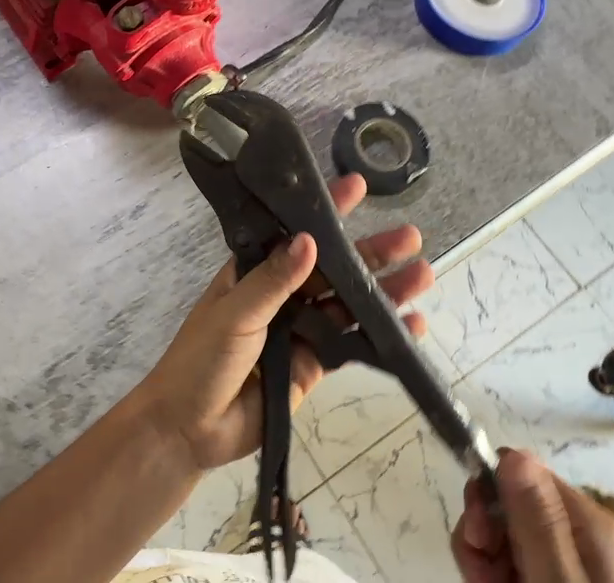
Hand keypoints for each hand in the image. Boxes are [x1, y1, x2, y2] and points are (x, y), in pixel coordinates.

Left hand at [135, 173, 435, 469]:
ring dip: (384, 292)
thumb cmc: (202, 358)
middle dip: (369, 253)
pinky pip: (351, 345)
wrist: (190, 426)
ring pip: (347, 305)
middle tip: (411, 237)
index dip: (325, 210)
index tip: (358, 186)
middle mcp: (281, 296)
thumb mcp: (234, 313)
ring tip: (422, 276)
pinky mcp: (313, 366)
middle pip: (332, 268)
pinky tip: (412, 326)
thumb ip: (274, 281)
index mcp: (254, 271)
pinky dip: (381, 336)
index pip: (294, 234)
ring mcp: (299, 331)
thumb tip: (310, 241)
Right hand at [453, 450, 613, 582]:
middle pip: (509, 503)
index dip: (488, 496)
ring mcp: (570, 559)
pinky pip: (511, 559)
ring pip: (503, 533)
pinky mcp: (557, 578)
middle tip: (481, 576)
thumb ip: (537, 520)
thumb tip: (513, 453)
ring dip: (483, 561)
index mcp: (589, 523)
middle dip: (483, 535)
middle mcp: (581, 533)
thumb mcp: (555, 581)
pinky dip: (493, 575)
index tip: (478, 536)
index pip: (521, 472)